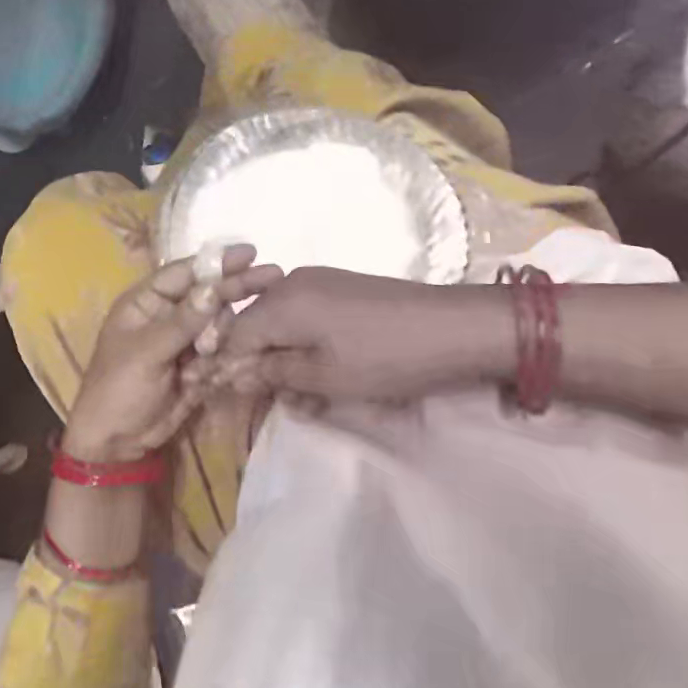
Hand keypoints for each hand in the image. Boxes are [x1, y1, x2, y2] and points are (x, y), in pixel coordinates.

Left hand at [64, 245, 281, 462]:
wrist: (117, 442)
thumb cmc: (119, 389)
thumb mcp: (148, 352)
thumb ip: (183, 322)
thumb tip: (212, 289)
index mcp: (145, 302)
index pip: (184, 273)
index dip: (216, 263)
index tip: (249, 253)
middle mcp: (166, 315)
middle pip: (207, 293)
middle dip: (236, 286)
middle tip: (273, 276)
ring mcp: (183, 340)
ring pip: (218, 321)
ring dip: (226, 330)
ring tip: (215, 351)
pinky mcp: (197, 364)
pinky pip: (221, 349)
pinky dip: (228, 352)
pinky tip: (230, 360)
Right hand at [216, 267, 501, 402]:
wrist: (456, 327)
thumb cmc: (385, 357)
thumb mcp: (325, 376)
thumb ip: (273, 374)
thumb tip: (236, 373)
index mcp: (282, 302)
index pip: (234, 336)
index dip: (230, 370)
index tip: (239, 401)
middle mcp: (293, 283)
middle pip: (257, 329)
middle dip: (263, 369)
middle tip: (286, 404)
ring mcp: (319, 282)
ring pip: (283, 326)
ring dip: (288, 363)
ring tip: (313, 399)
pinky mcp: (341, 289)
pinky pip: (307, 318)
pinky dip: (309, 348)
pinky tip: (327, 376)